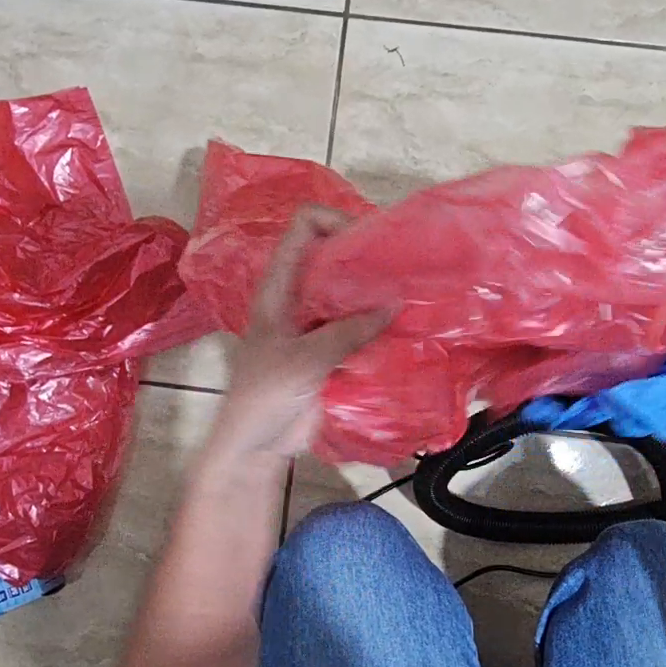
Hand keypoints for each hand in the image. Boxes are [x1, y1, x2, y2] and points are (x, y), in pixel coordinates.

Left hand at [201, 207, 393, 465]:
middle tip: (402, 266)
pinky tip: (403, 326)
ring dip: (375, 292)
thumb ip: (348, 331)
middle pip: (332, 257)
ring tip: (410, 292)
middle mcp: (298, 297)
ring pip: (348, 293)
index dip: (335, 221)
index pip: (304, 228)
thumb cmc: (266, 395)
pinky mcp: (329, 351)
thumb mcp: (306, 359)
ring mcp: (314, 324)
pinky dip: (378, 323)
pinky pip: (357, 327)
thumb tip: (394, 304)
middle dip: (365, 257)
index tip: (369, 239)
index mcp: (279, 287)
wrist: (255, 445)